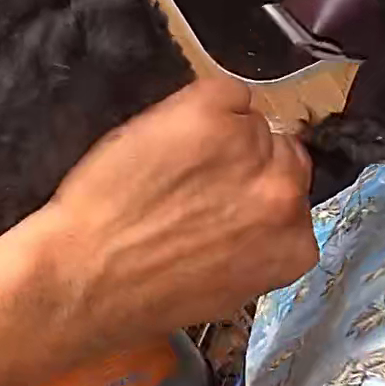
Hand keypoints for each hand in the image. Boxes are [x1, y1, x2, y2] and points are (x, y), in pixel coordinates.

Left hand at [16, 79, 318, 349]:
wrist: (86, 276)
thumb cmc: (148, 292)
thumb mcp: (233, 288)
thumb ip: (266, 246)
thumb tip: (265, 217)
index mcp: (294, 244)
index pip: (298, 197)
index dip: (261, 195)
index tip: (235, 201)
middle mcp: (285, 192)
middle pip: (284, 153)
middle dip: (250, 165)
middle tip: (203, 185)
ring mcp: (251, 148)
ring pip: (252, 122)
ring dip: (222, 138)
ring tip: (175, 169)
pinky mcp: (210, 114)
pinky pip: (228, 92)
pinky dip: (203, 106)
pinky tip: (169, 140)